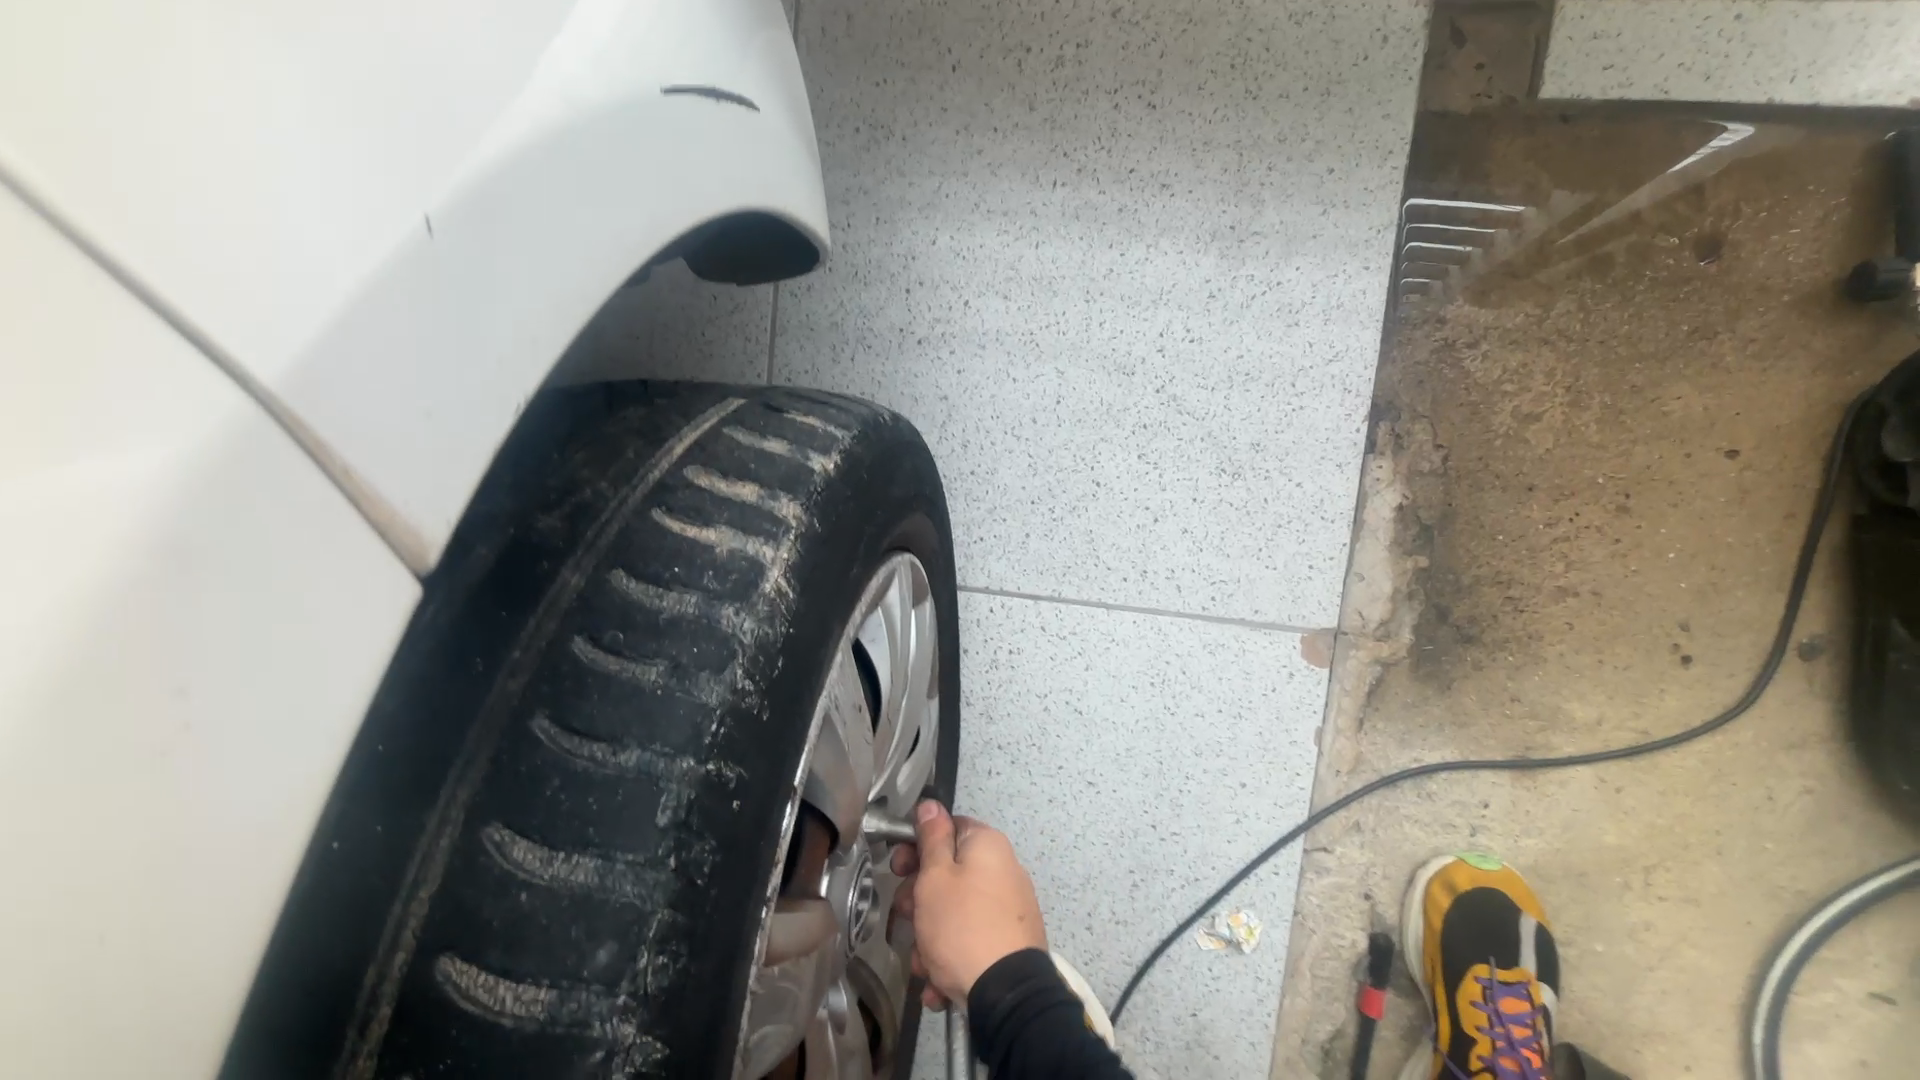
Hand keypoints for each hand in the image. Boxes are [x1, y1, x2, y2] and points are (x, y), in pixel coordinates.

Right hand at [889, 799, 1045, 1008]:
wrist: (1006, 994)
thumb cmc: (962, 925)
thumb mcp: (936, 877)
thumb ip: (931, 838)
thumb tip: (931, 804)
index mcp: (987, 846)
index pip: (947, 829)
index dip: (917, 847)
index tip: (898, 868)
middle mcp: (1003, 871)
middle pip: (948, 875)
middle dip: (919, 901)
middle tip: (905, 917)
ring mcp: (1008, 910)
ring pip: (954, 914)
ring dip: (930, 938)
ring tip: (923, 965)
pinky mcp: (1009, 943)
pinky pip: (970, 940)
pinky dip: (950, 958)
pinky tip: (938, 984)